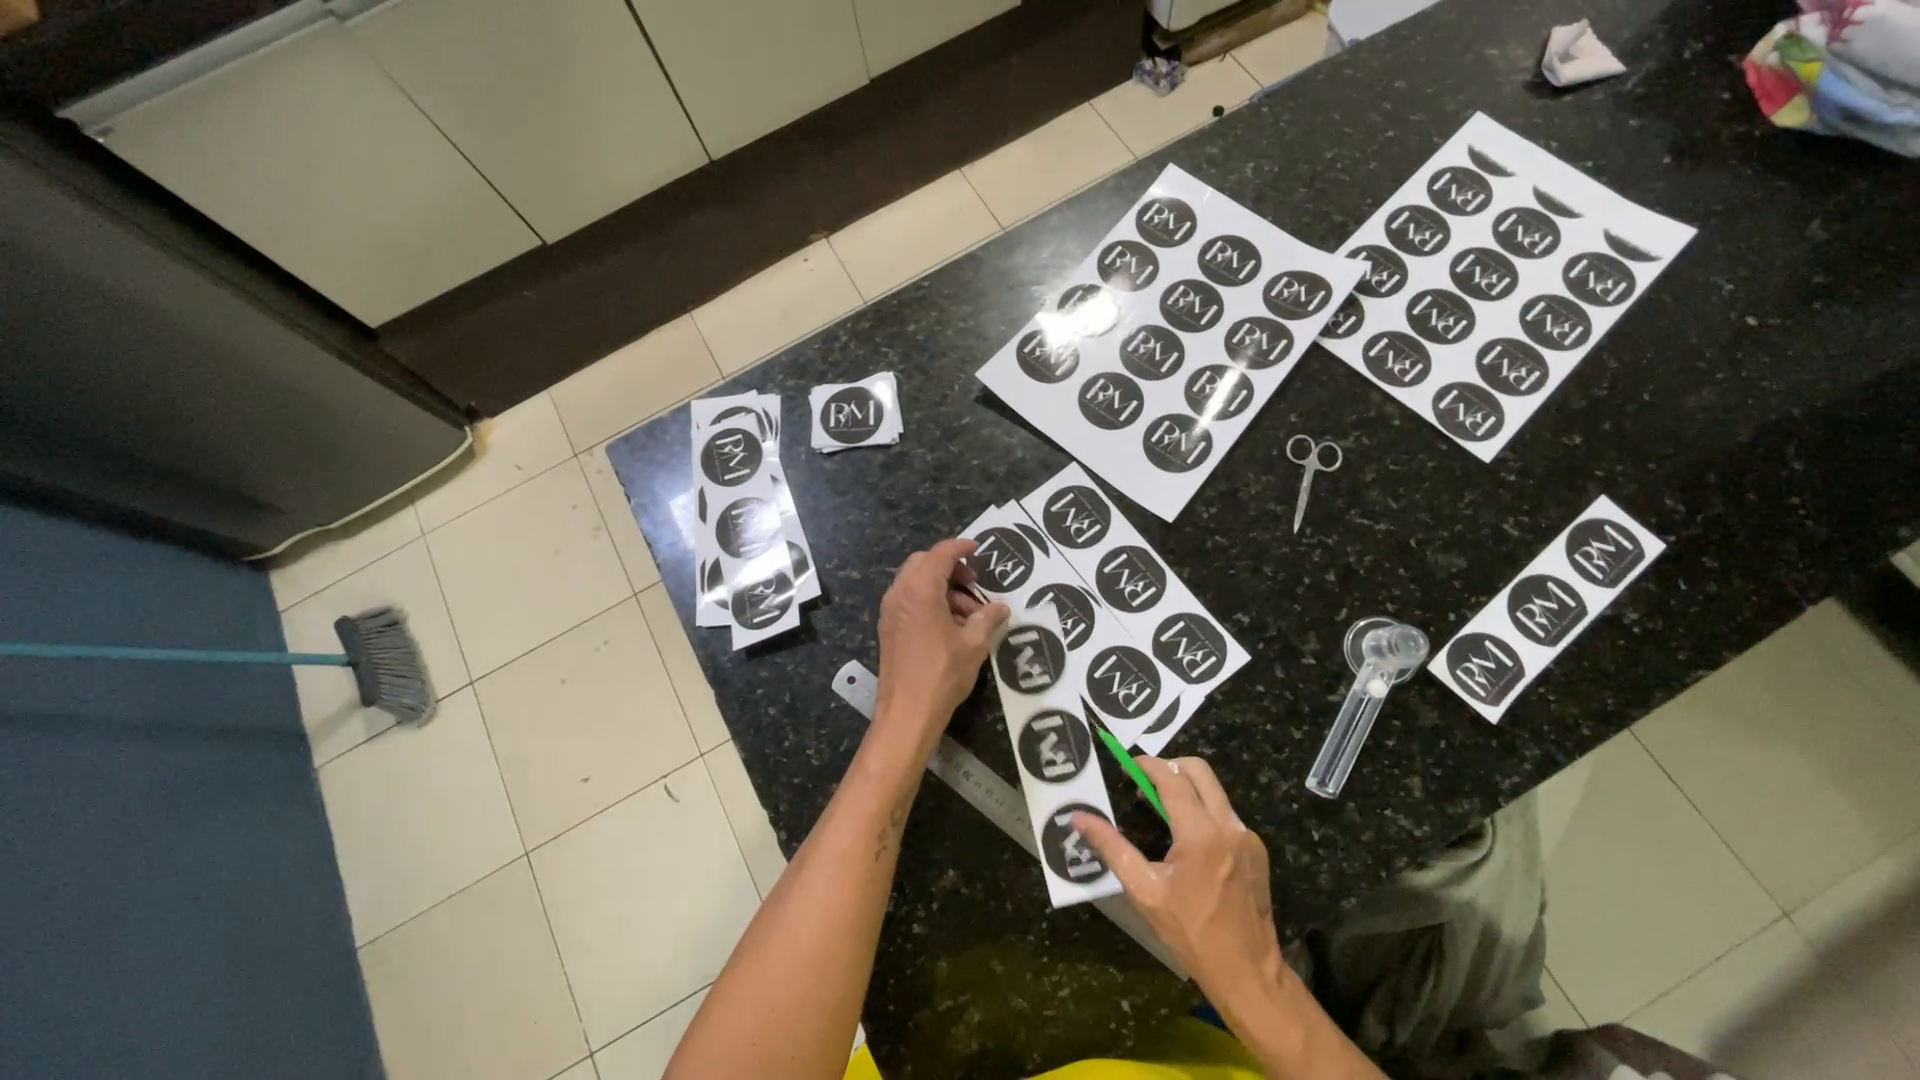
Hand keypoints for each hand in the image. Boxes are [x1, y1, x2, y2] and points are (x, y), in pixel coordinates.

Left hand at [874, 538, 1010, 753]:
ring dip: (941, 588)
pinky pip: (908, 600)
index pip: (940, 554)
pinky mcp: (888, 628)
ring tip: (968, 613)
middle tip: (973, 582)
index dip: (960, 547)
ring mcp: (890, 611)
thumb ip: (988, 619)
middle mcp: (900, 594)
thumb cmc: (942, 674)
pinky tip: (950, 625)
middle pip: (923, 564)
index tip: (977, 548)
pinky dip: (928, 601)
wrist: (907, 711)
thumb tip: (1001, 607)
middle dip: (949, 567)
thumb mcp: (974, 644)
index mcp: (920, 590)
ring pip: (915, 582)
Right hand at [1074, 757, 1287, 1017]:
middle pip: (1200, 772)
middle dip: (1170, 766)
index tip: (1127, 765)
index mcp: (1200, 834)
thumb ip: (1112, 848)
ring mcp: (1247, 837)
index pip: (1172, 780)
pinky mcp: (1257, 850)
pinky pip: (1227, 815)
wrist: (1247, 971)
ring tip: (1161, 809)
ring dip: (1188, 789)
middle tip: (1144, 782)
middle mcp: (1229, 826)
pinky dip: (1204, 812)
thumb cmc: (1190, 933)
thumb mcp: (1144, 891)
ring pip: (1216, 792)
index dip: (1148, 765)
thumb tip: (1079, 818)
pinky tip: (1187, 840)